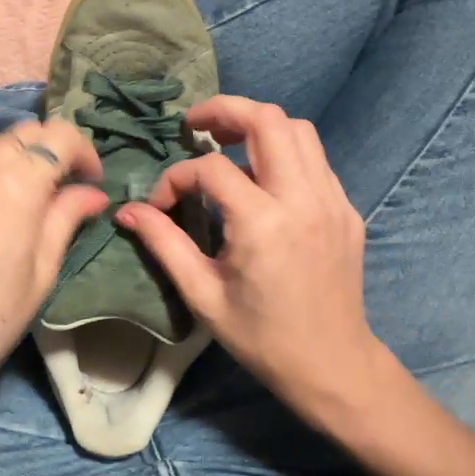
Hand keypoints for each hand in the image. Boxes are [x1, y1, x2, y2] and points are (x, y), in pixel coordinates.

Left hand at [0, 120, 107, 375]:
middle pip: (21, 134)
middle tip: (49, 188)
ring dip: (1, 164)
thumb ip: (66, 218)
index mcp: (19, 182)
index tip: (87, 178)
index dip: (82, 150)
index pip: (60, 136)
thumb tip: (92, 193)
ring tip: (3, 201)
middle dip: (43, 153)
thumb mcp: (43, 269)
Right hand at [116, 96, 383, 406]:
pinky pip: (316, 160)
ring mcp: (332, 201)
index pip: (212, 169)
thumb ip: (164, 244)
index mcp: (263, 223)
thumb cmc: (261, 336)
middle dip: (226, 111)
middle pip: (268, 120)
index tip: (161, 204)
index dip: (177, 177)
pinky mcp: (347, 210)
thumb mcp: (203, 294)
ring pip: (299, 130)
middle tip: (195, 125)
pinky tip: (262, 179)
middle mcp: (303, 199)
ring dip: (259, 126)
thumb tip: (127, 210)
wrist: (331, 364)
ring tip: (227, 142)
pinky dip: (284, 153)